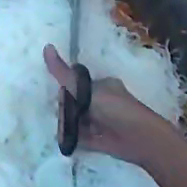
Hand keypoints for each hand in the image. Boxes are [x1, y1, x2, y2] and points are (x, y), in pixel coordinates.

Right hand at [44, 45, 176, 166]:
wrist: (140, 138)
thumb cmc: (115, 108)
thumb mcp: (85, 89)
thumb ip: (64, 74)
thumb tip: (46, 46)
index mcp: (101, 86)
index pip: (76, 85)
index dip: (65, 90)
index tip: (59, 98)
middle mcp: (101, 102)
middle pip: (74, 104)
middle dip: (66, 110)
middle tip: (64, 116)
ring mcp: (101, 122)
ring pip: (77, 121)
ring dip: (69, 125)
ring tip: (64, 130)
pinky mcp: (100, 140)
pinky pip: (81, 137)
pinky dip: (74, 138)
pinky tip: (65, 140)